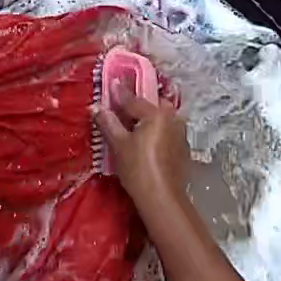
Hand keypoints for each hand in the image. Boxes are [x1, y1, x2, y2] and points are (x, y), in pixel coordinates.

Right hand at [96, 86, 189, 212]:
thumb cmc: (137, 168)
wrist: (161, 197)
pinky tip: (147, 141)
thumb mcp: (118, 144)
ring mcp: (180, 133)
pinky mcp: (183, 148)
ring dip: (149, 118)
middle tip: (123, 107)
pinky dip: (157, 131)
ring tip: (134, 124)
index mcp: (156, 113)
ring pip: (162, 118)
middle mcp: (172, 118)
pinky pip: (167, 131)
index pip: (134, 99)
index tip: (112, 82)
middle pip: (152, 105)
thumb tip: (96, 107)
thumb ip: (108, 122)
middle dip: (139, 104)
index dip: (120, 92)